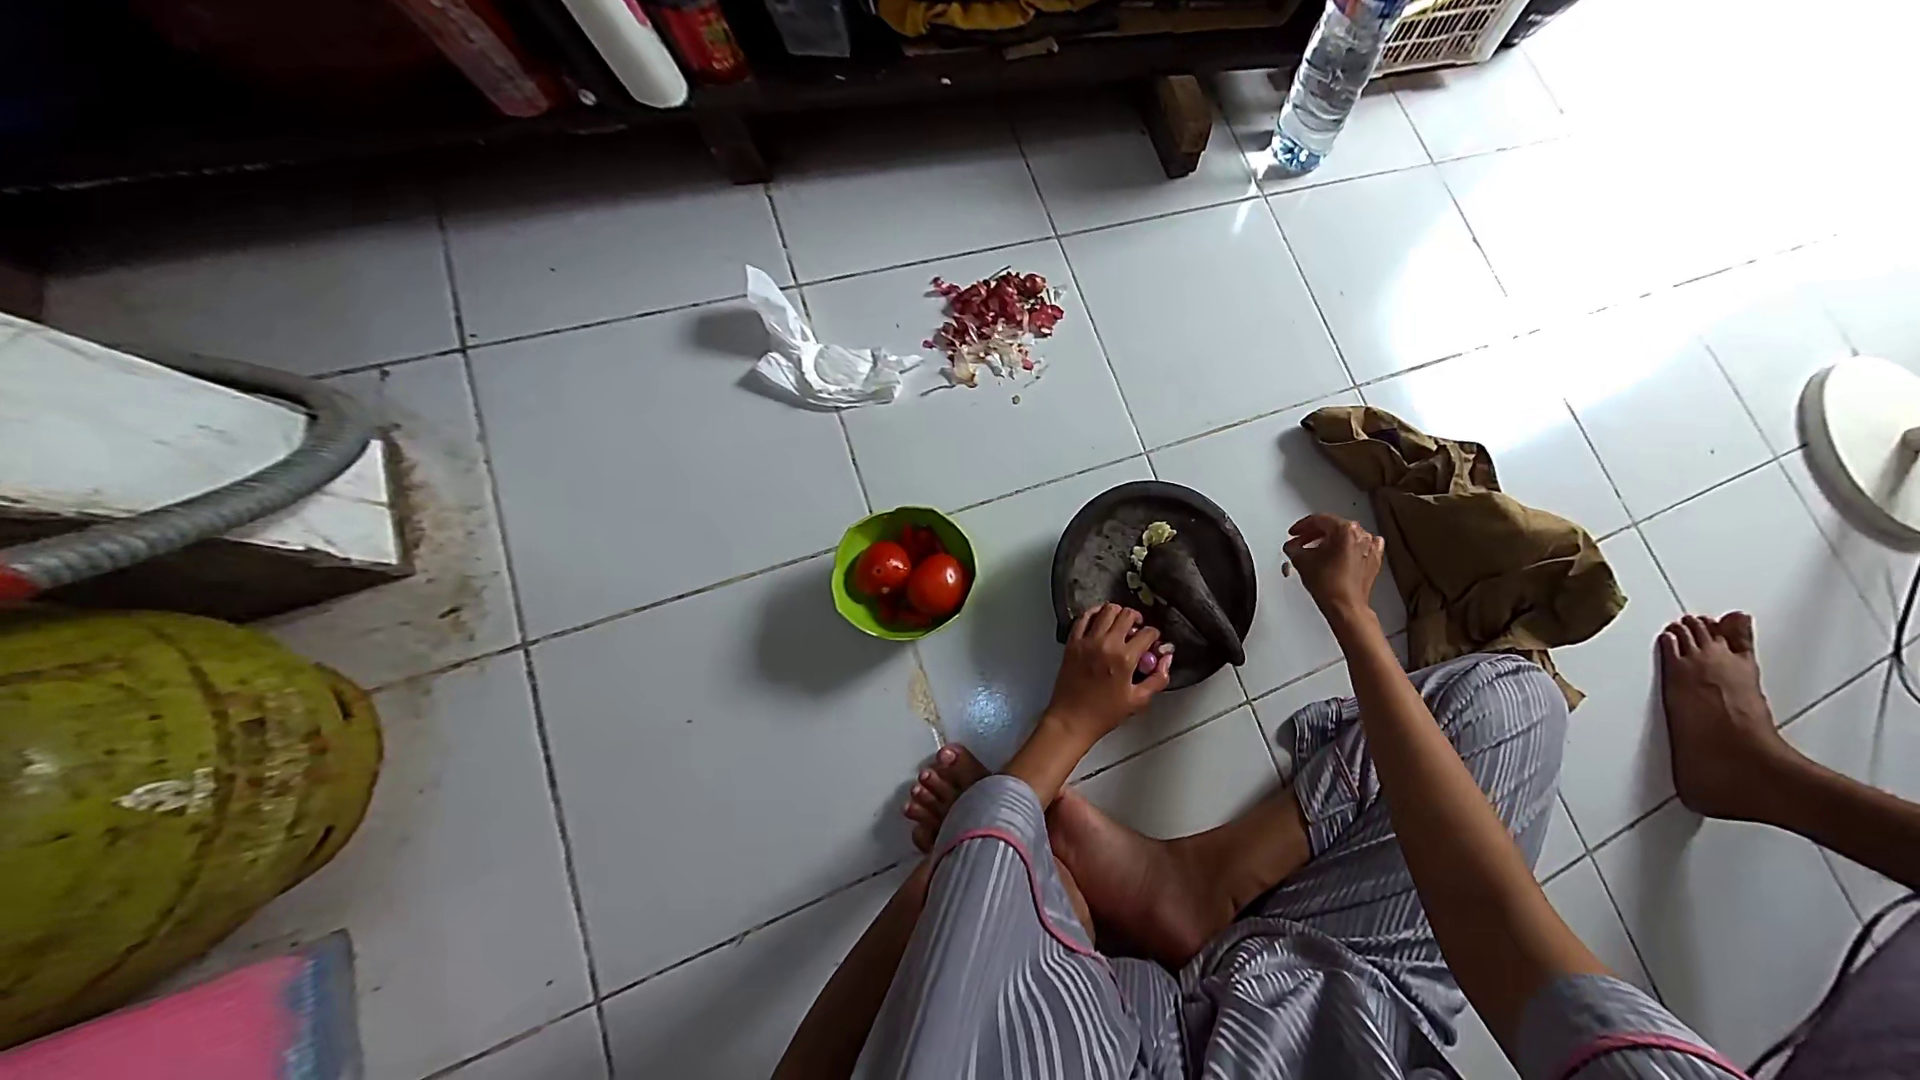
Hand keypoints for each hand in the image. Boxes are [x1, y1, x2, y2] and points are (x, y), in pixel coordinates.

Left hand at [1044, 603, 1172, 738]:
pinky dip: (1093, 613)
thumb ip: (1158, 678)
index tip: (1152, 641)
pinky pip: (1083, 618)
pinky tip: (1100, 619)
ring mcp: (1087, 641)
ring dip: (1117, 613)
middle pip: (1126, 614)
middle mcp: (1106, 644)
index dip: (1154, 635)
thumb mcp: (1138, 700)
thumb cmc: (1103, 713)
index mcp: (1124, 658)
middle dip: (1137, 619)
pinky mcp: (1073, 642)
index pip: (1147, 633)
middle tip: (1137, 628)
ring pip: (1105, 610)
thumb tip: (1167, 660)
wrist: (1072, 719)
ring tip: (1120, 623)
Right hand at [1284, 514, 1383, 623]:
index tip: (1294, 532)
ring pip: (1346, 536)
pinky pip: (1359, 546)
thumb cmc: (1329, 585)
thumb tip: (1292, 545)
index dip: (1301, 525)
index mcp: (1344, 530)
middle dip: (1314, 533)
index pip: (1318, 519)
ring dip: (1330, 540)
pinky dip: (1347, 548)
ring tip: (1316, 550)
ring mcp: (1370, 547)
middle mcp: (1361, 536)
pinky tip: (1337, 555)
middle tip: (1301, 540)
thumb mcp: (1300, 561)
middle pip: (1333, 526)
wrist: (1345, 606)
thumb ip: (1292, 547)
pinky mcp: (1374, 559)